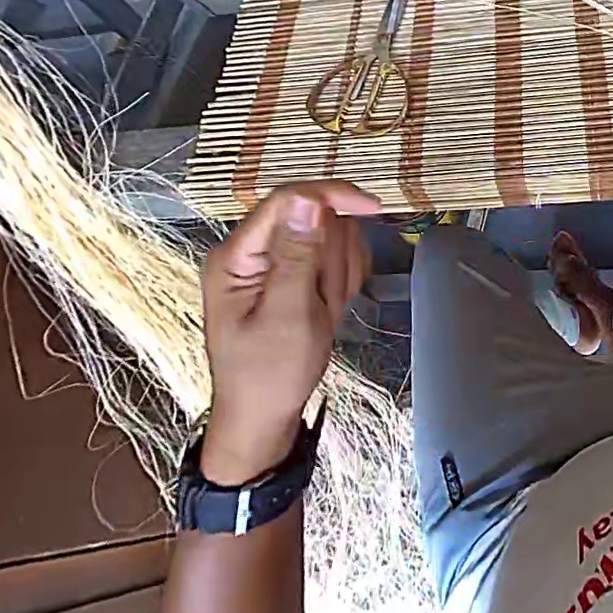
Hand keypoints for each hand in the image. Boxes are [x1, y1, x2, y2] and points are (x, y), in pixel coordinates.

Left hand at [199, 181, 380, 484]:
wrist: (267, 416)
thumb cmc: (270, 374)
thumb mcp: (287, 316)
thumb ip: (298, 256)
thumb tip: (309, 200)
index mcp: (238, 255)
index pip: (290, 199)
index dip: (334, 196)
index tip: (374, 208)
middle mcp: (254, 250)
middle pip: (317, 219)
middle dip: (334, 259)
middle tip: (324, 304)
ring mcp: (276, 261)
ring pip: (332, 236)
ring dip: (340, 274)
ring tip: (323, 313)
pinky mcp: (296, 272)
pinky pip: (337, 255)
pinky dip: (342, 281)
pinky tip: (327, 310)